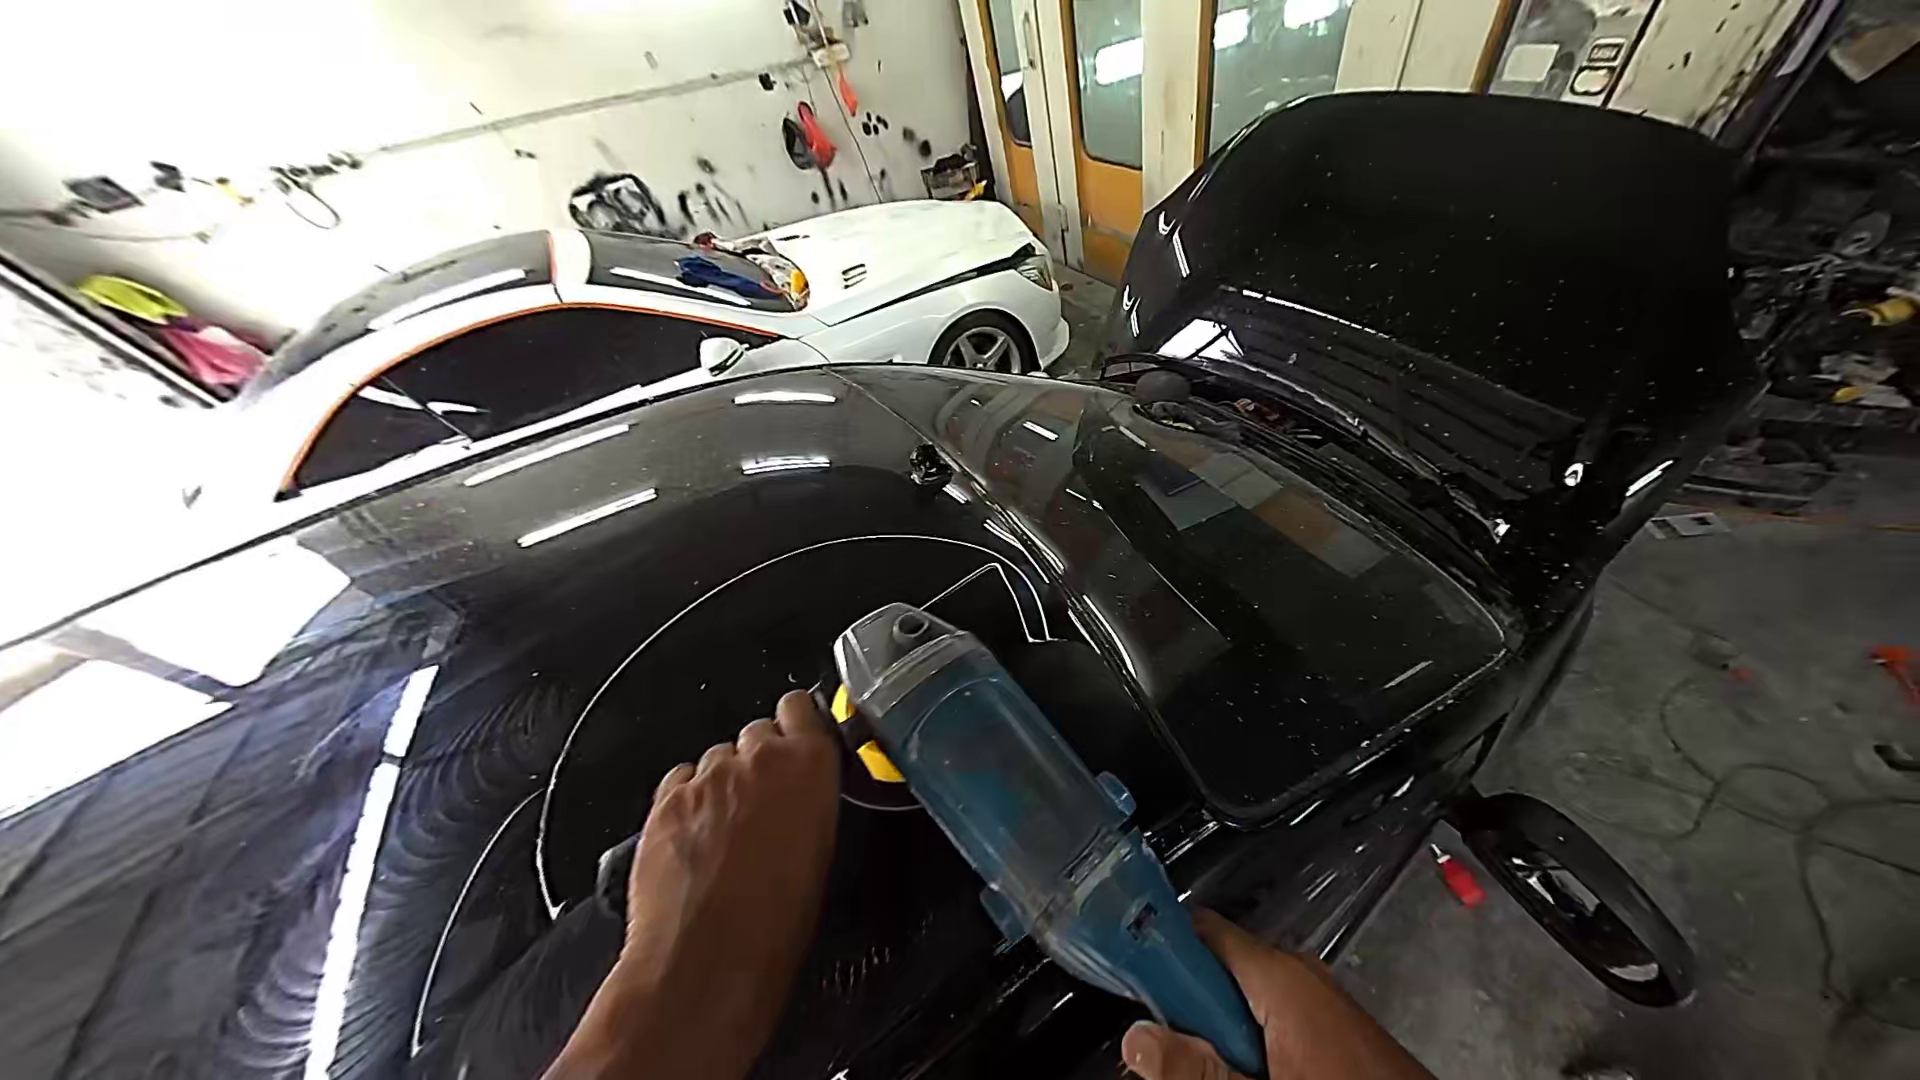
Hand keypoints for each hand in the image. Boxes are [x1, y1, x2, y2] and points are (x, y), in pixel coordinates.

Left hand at [545, 691, 841, 1079]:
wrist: (710, 957)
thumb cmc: (779, 915)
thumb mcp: (820, 844)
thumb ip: (809, 795)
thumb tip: (799, 790)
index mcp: (809, 763)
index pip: (799, 706)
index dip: (794, 721)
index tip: (793, 738)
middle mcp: (760, 757)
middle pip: (756, 731)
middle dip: (757, 758)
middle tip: (757, 798)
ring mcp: (709, 775)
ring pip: (717, 757)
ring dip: (721, 782)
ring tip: (721, 829)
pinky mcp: (667, 798)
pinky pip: (680, 780)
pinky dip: (686, 799)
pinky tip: (691, 838)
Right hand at [1120, 910, 1434, 1079]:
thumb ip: (1197, 1070)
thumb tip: (1134, 1039)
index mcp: (1278, 974)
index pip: (1199, 928)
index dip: (1162, 945)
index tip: (1135, 978)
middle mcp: (1298, 973)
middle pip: (1216, 968)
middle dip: (1192, 1007)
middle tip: (1179, 1054)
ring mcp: (1319, 999)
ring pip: (1244, 998)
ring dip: (1222, 1032)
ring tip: (1220, 1074)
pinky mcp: (1334, 1027)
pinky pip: (1274, 1017)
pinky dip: (1254, 1043)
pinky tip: (1255, 1077)